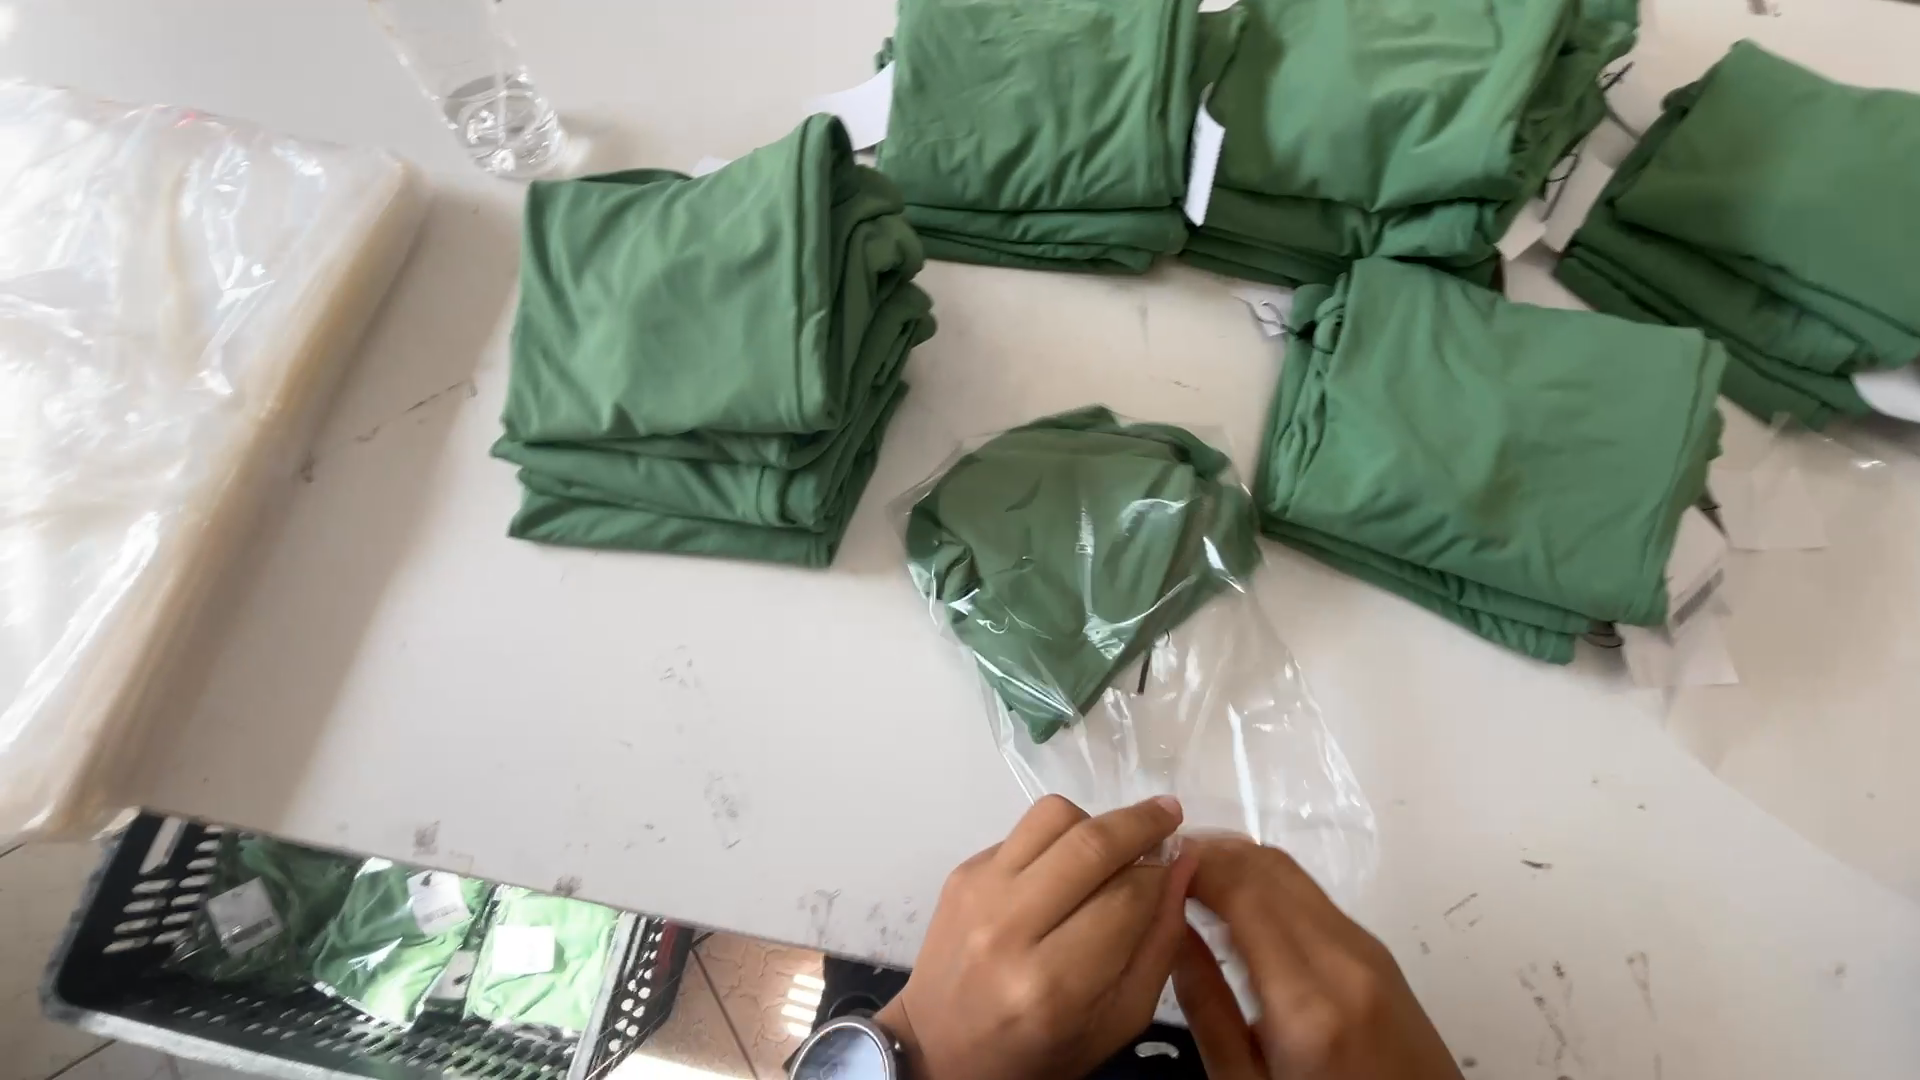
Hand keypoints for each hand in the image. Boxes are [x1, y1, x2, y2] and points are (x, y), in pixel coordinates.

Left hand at [875, 795, 1196, 1079]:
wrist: (940, 1047)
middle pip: (1090, 844)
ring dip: (1093, 820)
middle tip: (1168, 814)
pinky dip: (1055, 838)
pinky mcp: (962, 869)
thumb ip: (1158, 945)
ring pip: (1053, 817)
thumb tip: (1181, 865)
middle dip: (1139, 823)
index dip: (1161, 872)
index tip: (1178, 857)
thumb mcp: (1115, 1023)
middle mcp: (1010, 928)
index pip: (1126, 898)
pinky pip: (1022, 830)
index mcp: (1052, 984)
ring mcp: (979, 890)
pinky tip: (1064, 866)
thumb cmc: (1039, 1050)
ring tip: (1111, 845)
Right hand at [1173, 837, 1462, 1079]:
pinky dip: (1264, 878)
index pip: (1241, 890)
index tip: (1154, 863)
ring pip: (1288, 870)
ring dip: (1237, 858)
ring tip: (1193, 871)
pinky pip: (1309, 892)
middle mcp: (1344, 958)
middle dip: (1210, 852)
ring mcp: (1368, 950)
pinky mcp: (1377, 952)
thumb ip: (1205, 1004)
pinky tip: (1236, 896)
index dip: (1194, 863)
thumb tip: (1169, 926)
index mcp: (1307, 1002)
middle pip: (1265, 867)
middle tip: (1164, 859)